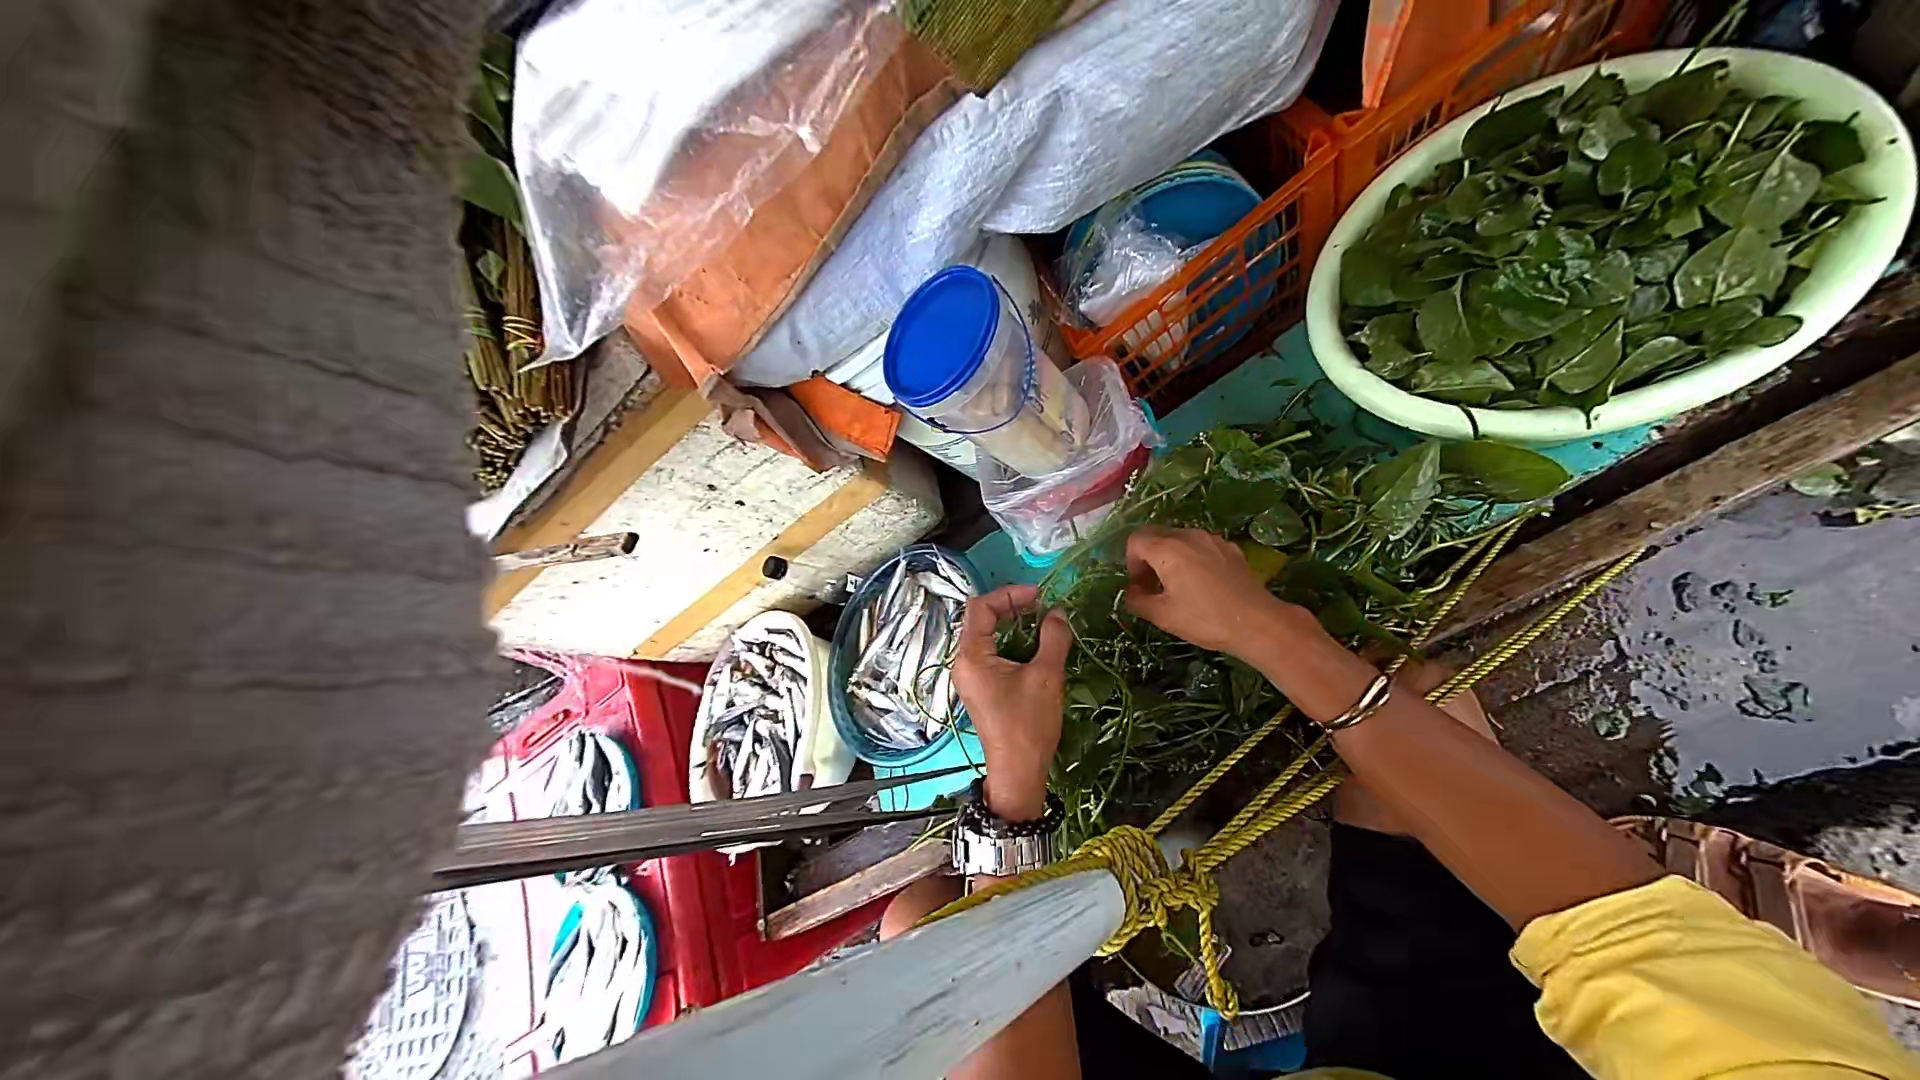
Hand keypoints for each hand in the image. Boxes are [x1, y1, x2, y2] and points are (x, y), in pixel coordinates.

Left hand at [953, 584, 1071, 820]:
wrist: (1018, 771)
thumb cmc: (1029, 724)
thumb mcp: (1046, 676)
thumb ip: (1053, 638)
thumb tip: (1058, 613)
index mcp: (972, 656)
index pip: (980, 608)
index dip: (1009, 594)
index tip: (1039, 595)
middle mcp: (964, 662)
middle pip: (981, 619)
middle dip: (1012, 607)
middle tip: (1042, 607)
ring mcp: (971, 676)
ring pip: (987, 636)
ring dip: (1014, 625)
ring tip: (1042, 623)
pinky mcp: (981, 687)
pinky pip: (992, 653)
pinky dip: (1012, 643)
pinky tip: (1035, 646)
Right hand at [1123, 526, 1318, 657]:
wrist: (1258, 623)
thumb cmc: (1205, 619)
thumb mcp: (1163, 616)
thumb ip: (1137, 601)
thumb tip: (1130, 594)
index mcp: (1168, 549)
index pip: (1135, 540)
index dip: (1130, 562)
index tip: (1139, 585)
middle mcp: (1189, 536)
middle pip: (1156, 535)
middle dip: (1147, 557)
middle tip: (1152, 585)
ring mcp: (1212, 540)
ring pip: (1179, 539)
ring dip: (1169, 556)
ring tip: (1176, 585)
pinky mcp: (1230, 548)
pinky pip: (1200, 546)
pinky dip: (1191, 558)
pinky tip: (1201, 583)